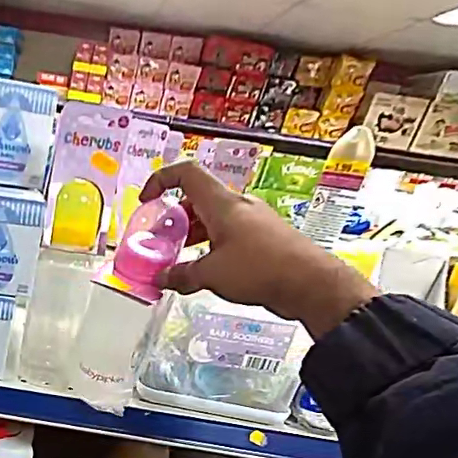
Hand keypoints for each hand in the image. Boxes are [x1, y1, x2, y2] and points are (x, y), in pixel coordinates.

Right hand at [140, 160, 376, 335]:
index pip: (187, 174)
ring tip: (179, 259)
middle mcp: (238, 206)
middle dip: (174, 218)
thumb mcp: (212, 275)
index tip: (147, 200)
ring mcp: (253, 220)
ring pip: (214, 219)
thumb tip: (162, 278)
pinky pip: (230, 234)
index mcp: (222, 204)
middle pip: (198, 200)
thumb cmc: (260, 269)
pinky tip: (206, 269)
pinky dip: (211, 245)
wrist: (310, 284)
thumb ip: (182, 275)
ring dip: (192, 234)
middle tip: (161, 241)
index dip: (162, 180)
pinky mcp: (264, 238)